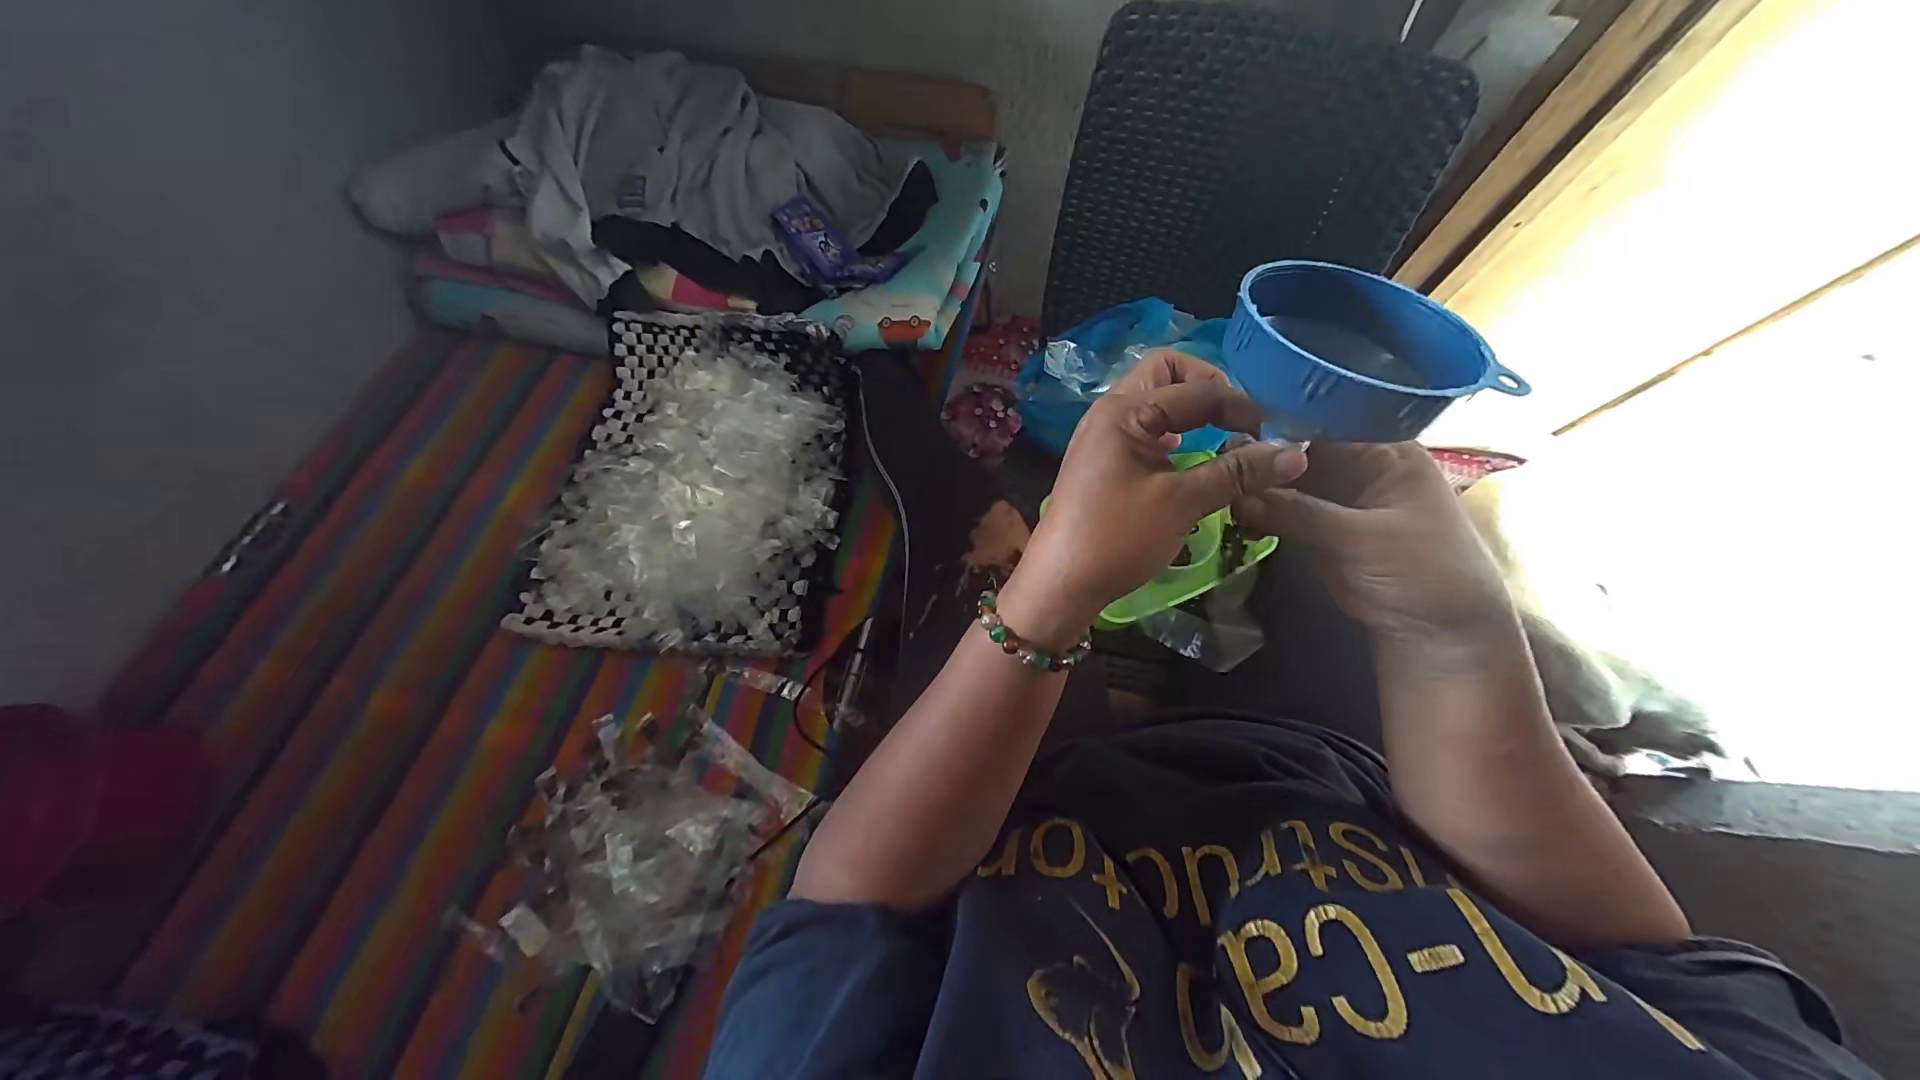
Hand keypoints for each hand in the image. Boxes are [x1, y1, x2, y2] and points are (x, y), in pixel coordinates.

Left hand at [1000, 351, 1306, 646]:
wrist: (1060, 583)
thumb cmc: (1117, 537)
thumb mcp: (1181, 502)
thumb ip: (1237, 472)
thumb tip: (1296, 453)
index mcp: (1123, 410)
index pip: (1195, 388)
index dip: (1240, 404)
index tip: (1274, 432)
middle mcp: (1109, 413)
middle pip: (1166, 374)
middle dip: (1209, 388)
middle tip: (1242, 419)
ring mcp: (1103, 437)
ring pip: (1155, 403)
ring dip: (1191, 413)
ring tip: (1226, 438)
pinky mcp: (1104, 462)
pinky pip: (1145, 432)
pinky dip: (1174, 436)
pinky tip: (1193, 460)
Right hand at [1230, 442, 1515, 652]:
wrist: (1438, 637)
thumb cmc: (1420, 573)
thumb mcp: (1359, 538)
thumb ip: (1297, 512)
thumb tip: (1236, 493)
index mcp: (1387, 451)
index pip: (1327, 421)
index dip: (1282, 416)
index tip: (1233, 416)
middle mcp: (1361, 466)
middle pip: (1302, 448)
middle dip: (1261, 449)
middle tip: (1214, 449)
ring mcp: (1339, 498)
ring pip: (1289, 479)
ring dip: (1256, 480)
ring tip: (1214, 476)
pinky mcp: (1321, 528)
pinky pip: (1284, 508)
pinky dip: (1259, 508)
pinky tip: (1229, 505)